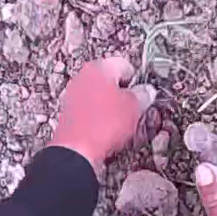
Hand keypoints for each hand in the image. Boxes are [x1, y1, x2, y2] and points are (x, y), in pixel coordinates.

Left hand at [49, 56, 151, 177]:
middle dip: (124, 94)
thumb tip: (146, 92)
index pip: (125, 64)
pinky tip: (109, 130)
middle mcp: (82, 77)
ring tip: (123, 122)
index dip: (138, 80)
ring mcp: (74, 96)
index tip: (144, 92)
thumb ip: (142, 95)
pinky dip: (101, 118)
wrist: (77, 151)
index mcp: (98, 67)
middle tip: (135, 108)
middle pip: (111, 81)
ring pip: (101, 97)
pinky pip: (92, 111)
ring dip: (113, 107)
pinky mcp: (70, 115)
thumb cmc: (102, 125)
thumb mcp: (134, 107)